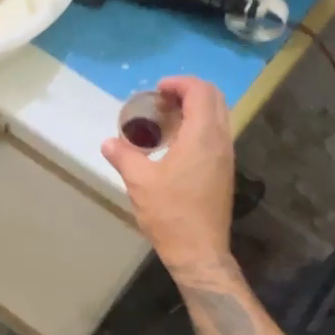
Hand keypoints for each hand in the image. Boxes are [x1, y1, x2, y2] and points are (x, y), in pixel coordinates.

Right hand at [101, 77, 235, 267]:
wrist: (199, 250)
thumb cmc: (170, 214)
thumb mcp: (140, 183)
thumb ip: (124, 157)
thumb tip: (108, 142)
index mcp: (202, 136)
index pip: (200, 92)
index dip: (180, 83)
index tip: (157, 89)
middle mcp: (220, 140)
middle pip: (214, 99)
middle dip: (190, 92)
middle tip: (162, 100)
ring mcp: (226, 157)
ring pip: (218, 117)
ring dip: (196, 110)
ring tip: (166, 121)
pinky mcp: (224, 172)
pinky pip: (216, 136)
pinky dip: (199, 128)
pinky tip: (176, 145)